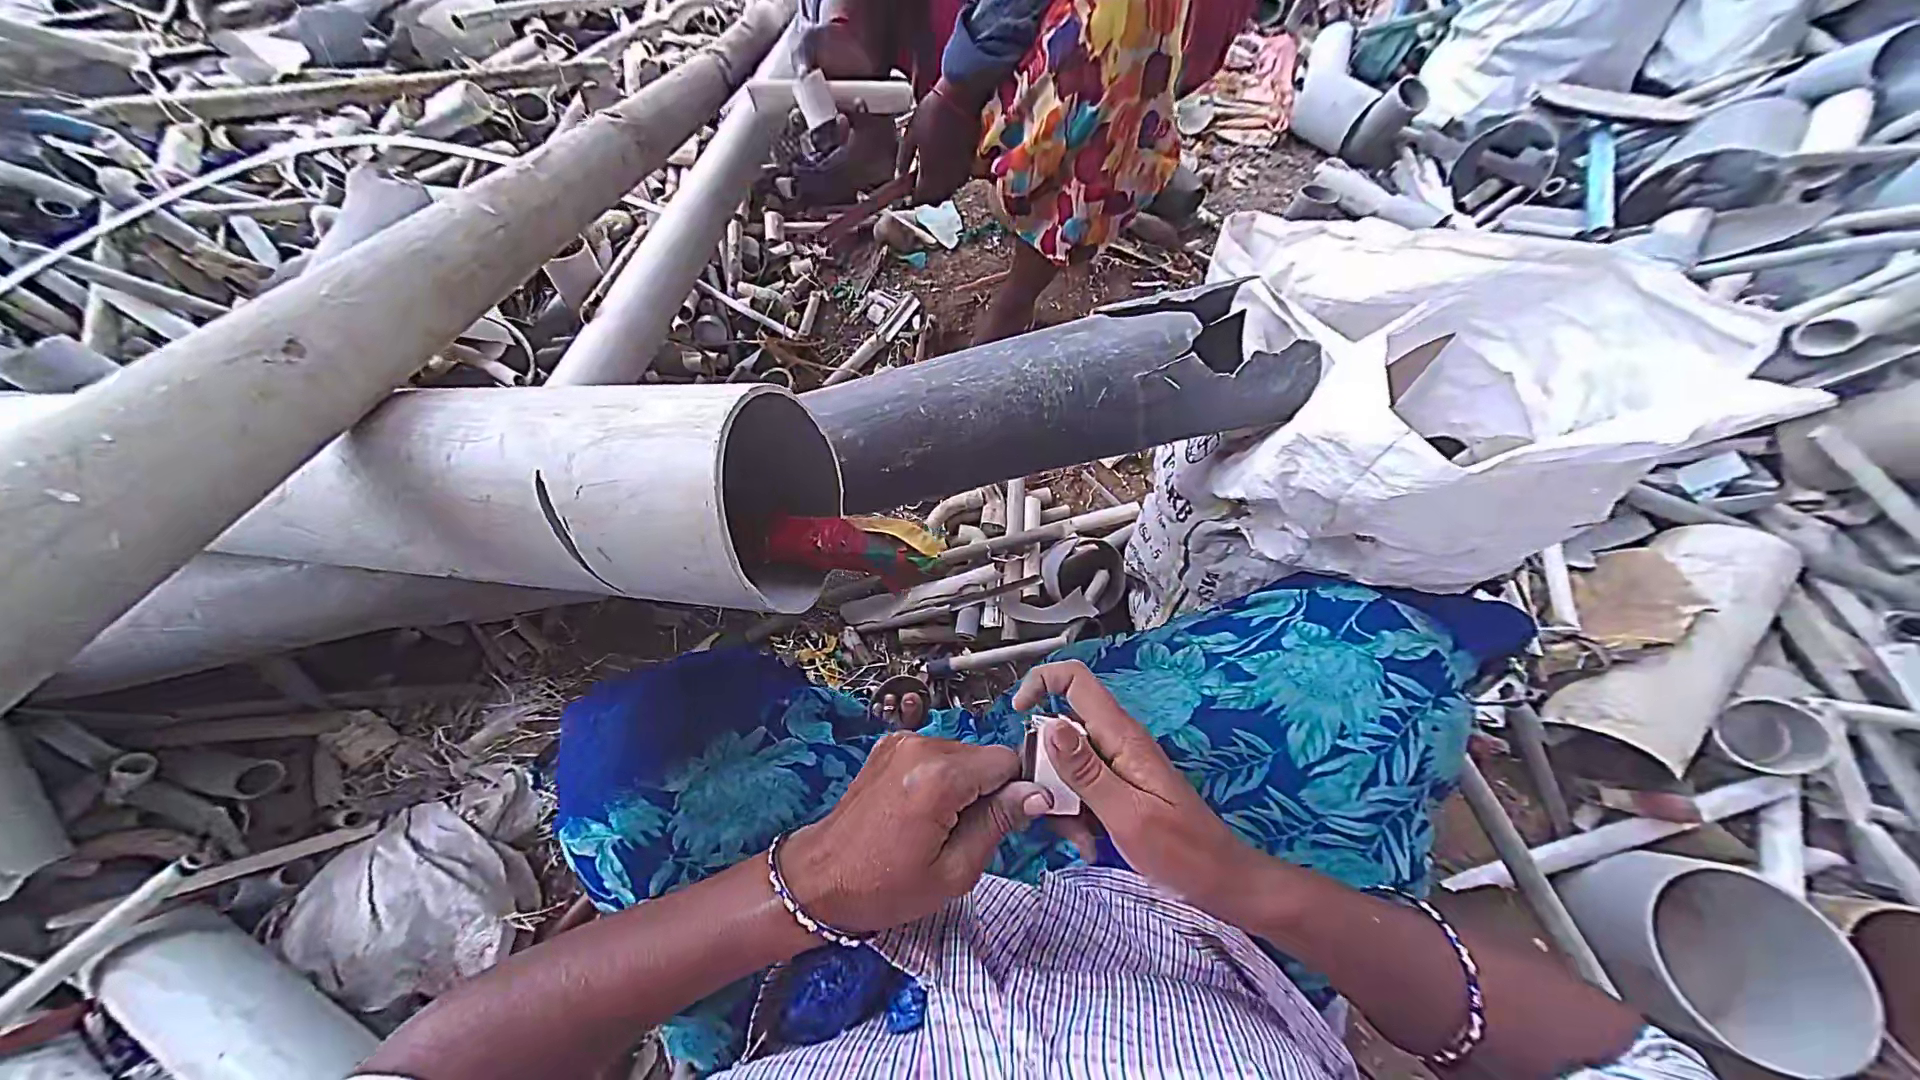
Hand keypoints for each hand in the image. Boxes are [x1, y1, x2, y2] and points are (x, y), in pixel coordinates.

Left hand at [779, 733, 1049, 933]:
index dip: (1018, 791)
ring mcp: (903, 741)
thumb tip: (1036, 794)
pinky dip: (944, 778)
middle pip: (986, 756)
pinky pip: (938, 754)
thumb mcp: (955, 871)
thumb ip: (999, 823)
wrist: (820, 878)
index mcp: (938, 776)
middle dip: (991, 790)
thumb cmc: (883, 886)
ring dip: (967, 785)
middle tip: (972, 833)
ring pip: (964, 755)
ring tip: (944, 825)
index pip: (1008, 761)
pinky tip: (926, 811)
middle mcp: (921, 746)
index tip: (1014, 820)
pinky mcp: (892, 744)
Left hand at [897, 80, 982, 205]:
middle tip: (914, 185)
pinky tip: (941, 167)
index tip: (903, 194)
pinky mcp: (969, 165)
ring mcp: (960, 175)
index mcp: (930, 177)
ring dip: (936, 189)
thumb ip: (904, 160)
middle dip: (923, 195)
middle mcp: (947, 182)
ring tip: (927, 176)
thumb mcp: (910, 136)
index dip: (909, 198)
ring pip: (946, 192)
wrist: (962, 98)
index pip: (918, 199)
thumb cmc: (934, 113)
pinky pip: (956, 181)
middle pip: (933, 200)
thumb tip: (900, 174)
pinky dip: (947, 180)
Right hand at [1013, 661, 1259, 912]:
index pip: (1075, 680)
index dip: (1041, 682)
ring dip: (1059, 798)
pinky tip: (1089, 841)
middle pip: (1059, 728)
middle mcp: (1116, 742)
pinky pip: (1078, 787)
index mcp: (1121, 736)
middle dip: (1045, 766)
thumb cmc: (1184, 852)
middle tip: (1053, 808)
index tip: (1018, 711)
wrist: (1220, 882)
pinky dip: (1074, 812)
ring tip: (1080, 835)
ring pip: (1065, 763)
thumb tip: (1050, 725)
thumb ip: (1085, 770)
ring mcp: (1115, 764)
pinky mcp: (1115, 786)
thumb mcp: (1127, 813)